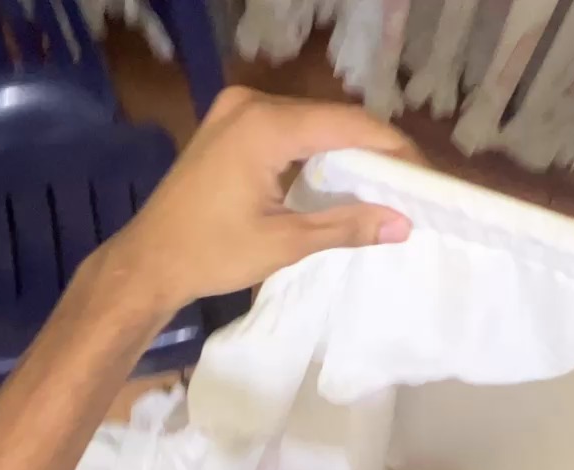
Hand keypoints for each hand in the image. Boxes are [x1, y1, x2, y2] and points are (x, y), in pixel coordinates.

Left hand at [97, 88, 418, 309]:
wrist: (149, 261)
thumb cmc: (212, 254)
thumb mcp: (285, 243)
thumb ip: (346, 227)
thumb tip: (403, 224)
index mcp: (265, 125)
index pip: (348, 124)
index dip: (392, 150)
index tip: (424, 178)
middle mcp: (251, 103)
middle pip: (330, 119)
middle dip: (372, 151)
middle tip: (407, 187)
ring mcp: (236, 111)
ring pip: (310, 124)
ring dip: (344, 152)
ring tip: (380, 188)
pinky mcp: (229, 127)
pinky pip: (286, 131)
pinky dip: (315, 154)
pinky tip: (336, 180)